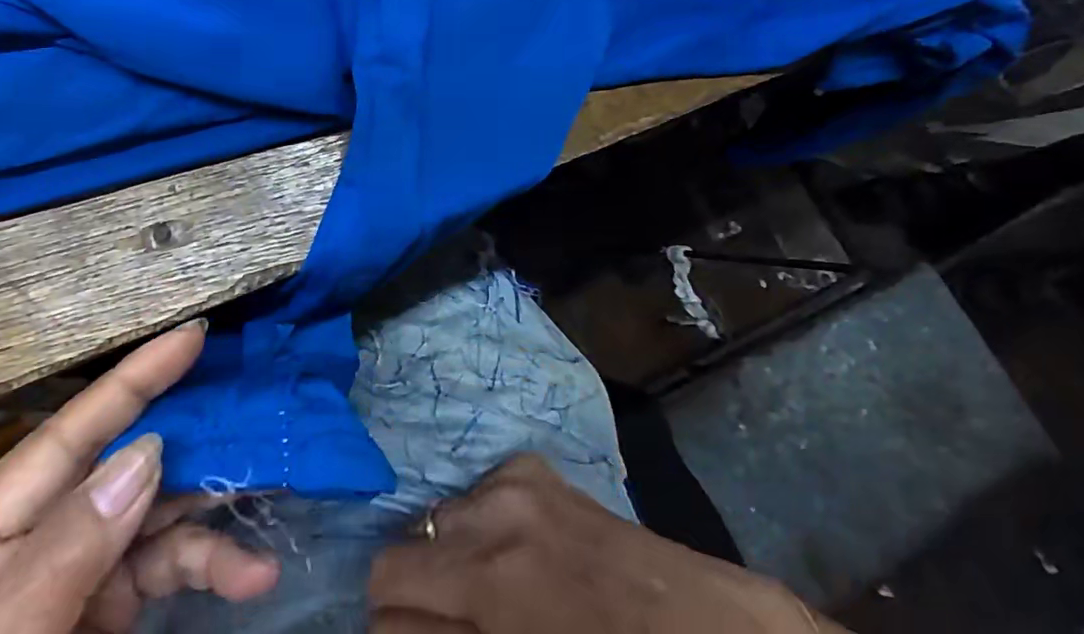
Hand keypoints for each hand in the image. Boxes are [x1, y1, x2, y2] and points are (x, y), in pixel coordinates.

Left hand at [0, 321, 279, 633]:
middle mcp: (23, 543)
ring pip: (154, 518)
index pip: (62, 441)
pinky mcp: (101, 607)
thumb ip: (59, 557)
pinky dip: (208, 567)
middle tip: (256, 416)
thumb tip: (146, 452)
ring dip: (212, 519)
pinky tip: (249, 578)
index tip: (193, 334)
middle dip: (192, 445)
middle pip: (122, 470)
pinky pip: (164, 567)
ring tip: (265, 523)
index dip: (132, 381)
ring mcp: (67, 574)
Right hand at [369, 455, 842, 633]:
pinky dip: (479, 530)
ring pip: (437, 521)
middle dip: (417, 597)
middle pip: (401, 549)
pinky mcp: (534, 467)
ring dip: (447, 561)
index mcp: (490, 578)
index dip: (394, 628)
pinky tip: (514, 558)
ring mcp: (515, 480)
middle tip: (455, 624)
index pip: (386, 588)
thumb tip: (392, 625)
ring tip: (487, 596)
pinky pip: (475, 497)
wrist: (697, 625)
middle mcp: (494, 513)